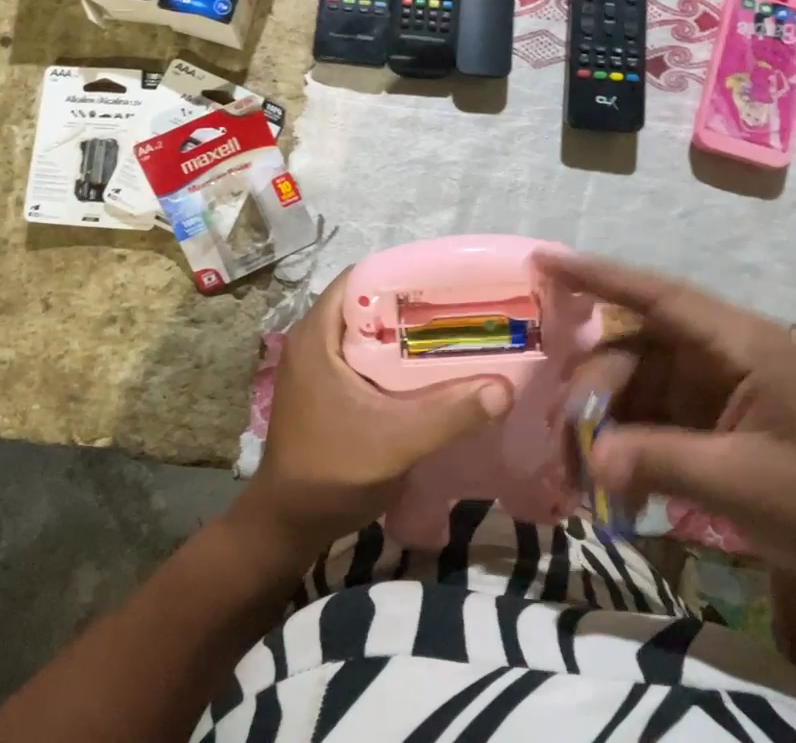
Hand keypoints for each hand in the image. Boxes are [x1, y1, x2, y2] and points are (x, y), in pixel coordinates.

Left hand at [231, 268, 514, 556]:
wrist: (290, 522)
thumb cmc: (332, 471)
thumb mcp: (396, 441)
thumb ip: (450, 413)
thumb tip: (506, 387)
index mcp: (317, 335)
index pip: (361, 279)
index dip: (407, 274)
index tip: (453, 282)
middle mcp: (315, 342)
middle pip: (370, 307)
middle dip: (418, 308)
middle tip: (469, 312)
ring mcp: (319, 369)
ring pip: (371, 337)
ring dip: (410, 340)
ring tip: (462, 340)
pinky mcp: (328, 392)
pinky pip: (369, 363)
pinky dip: (399, 365)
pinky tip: (436, 378)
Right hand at [534, 248, 795, 579]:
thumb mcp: (745, 482)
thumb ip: (662, 460)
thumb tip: (591, 458)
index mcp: (742, 346)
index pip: (659, 297)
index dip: (599, 276)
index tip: (543, 261)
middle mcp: (718, 355)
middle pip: (630, 348)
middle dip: (592, 389)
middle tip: (567, 439)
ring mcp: (706, 389)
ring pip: (627, 384)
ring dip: (598, 424)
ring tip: (578, 473)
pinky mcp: (698, 422)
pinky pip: (639, 418)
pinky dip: (616, 446)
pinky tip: (604, 484)